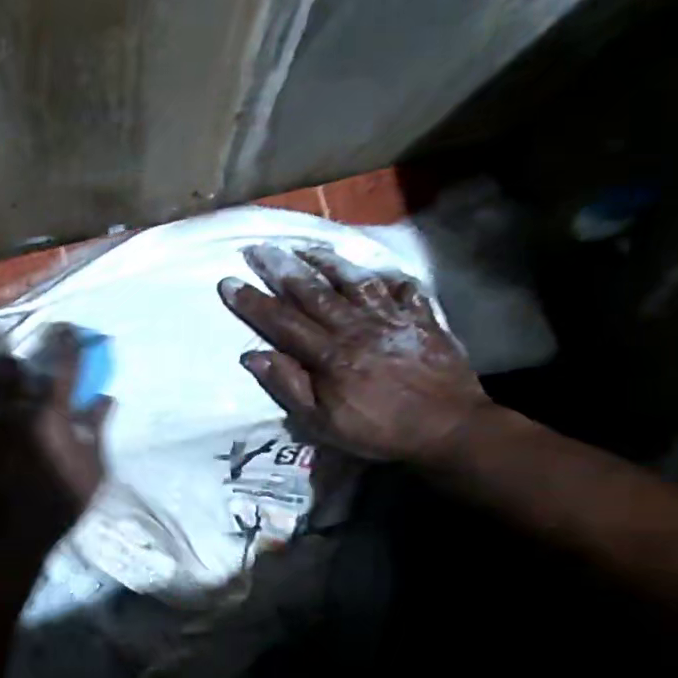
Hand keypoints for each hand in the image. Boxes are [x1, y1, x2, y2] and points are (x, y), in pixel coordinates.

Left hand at [0, 323, 113, 548]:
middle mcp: (15, 409)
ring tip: (10, 380)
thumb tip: (105, 398)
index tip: (72, 330)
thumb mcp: (93, 468)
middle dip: (24, 358)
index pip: (63, 367)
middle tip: (33, 358)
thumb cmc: (61, 501)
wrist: (13, 533)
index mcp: (50, 413)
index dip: (69, 344)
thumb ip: (97, 427)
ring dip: (2, 376)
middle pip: (14, 366)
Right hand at [219, 243, 489, 463]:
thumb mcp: (322, 422)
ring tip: (306, 247)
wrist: (448, 428)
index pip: (282, 321)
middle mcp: (355, 327)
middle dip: (281, 268)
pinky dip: (386, 278)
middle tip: (258, 248)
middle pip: (312, 292)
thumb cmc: (378, 430)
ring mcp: (391, 319)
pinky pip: (401, 289)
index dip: (253, 302)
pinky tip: (375, 272)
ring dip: (327, 262)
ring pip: (353, 281)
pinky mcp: (420, 319)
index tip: (229, 282)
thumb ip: (289, 386)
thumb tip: (253, 356)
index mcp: (328, 354)